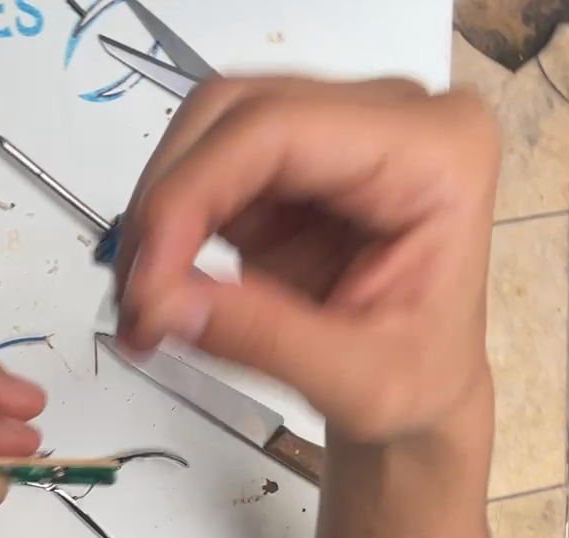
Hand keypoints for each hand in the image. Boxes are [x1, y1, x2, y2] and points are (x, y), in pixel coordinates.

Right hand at [115, 77, 500, 445]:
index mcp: (432, 153)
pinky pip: (199, 180)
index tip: (144, 289)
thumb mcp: (355, 380)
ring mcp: (327, 144)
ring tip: (143, 307)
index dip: (186, 199)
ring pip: (202, 139)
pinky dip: (163, 237)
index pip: (275, 130)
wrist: (420, 391)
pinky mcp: (284, 178)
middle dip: (162, 207)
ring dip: (154, 222)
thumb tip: (161, 304)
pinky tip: (157, 292)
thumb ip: (262, 338)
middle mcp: (382, 123)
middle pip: (229, 115)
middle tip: (136, 302)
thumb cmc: (416, 386)